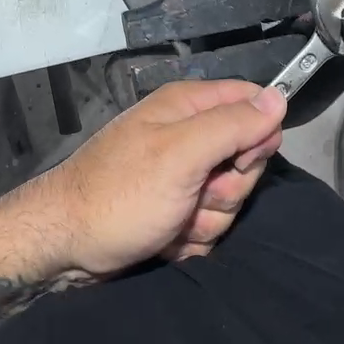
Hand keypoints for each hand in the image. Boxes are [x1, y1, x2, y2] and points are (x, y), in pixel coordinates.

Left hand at [26, 80, 285, 274]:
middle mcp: (185, 137)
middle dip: (226, 188)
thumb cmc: (120, 195)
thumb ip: (232, 125)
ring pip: (228, 199)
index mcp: (186, 108)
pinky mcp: (173, 212)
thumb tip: (279, 96)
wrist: (64, 246)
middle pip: (244, 159)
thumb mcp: (181, 154)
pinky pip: (207, 225)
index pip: (250, 104)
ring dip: (205, 219)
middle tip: (195, 195)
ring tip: (170, 221)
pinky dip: (189, 238)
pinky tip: (162, 239)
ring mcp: (180, 178)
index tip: (241, 159)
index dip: (257, 134)